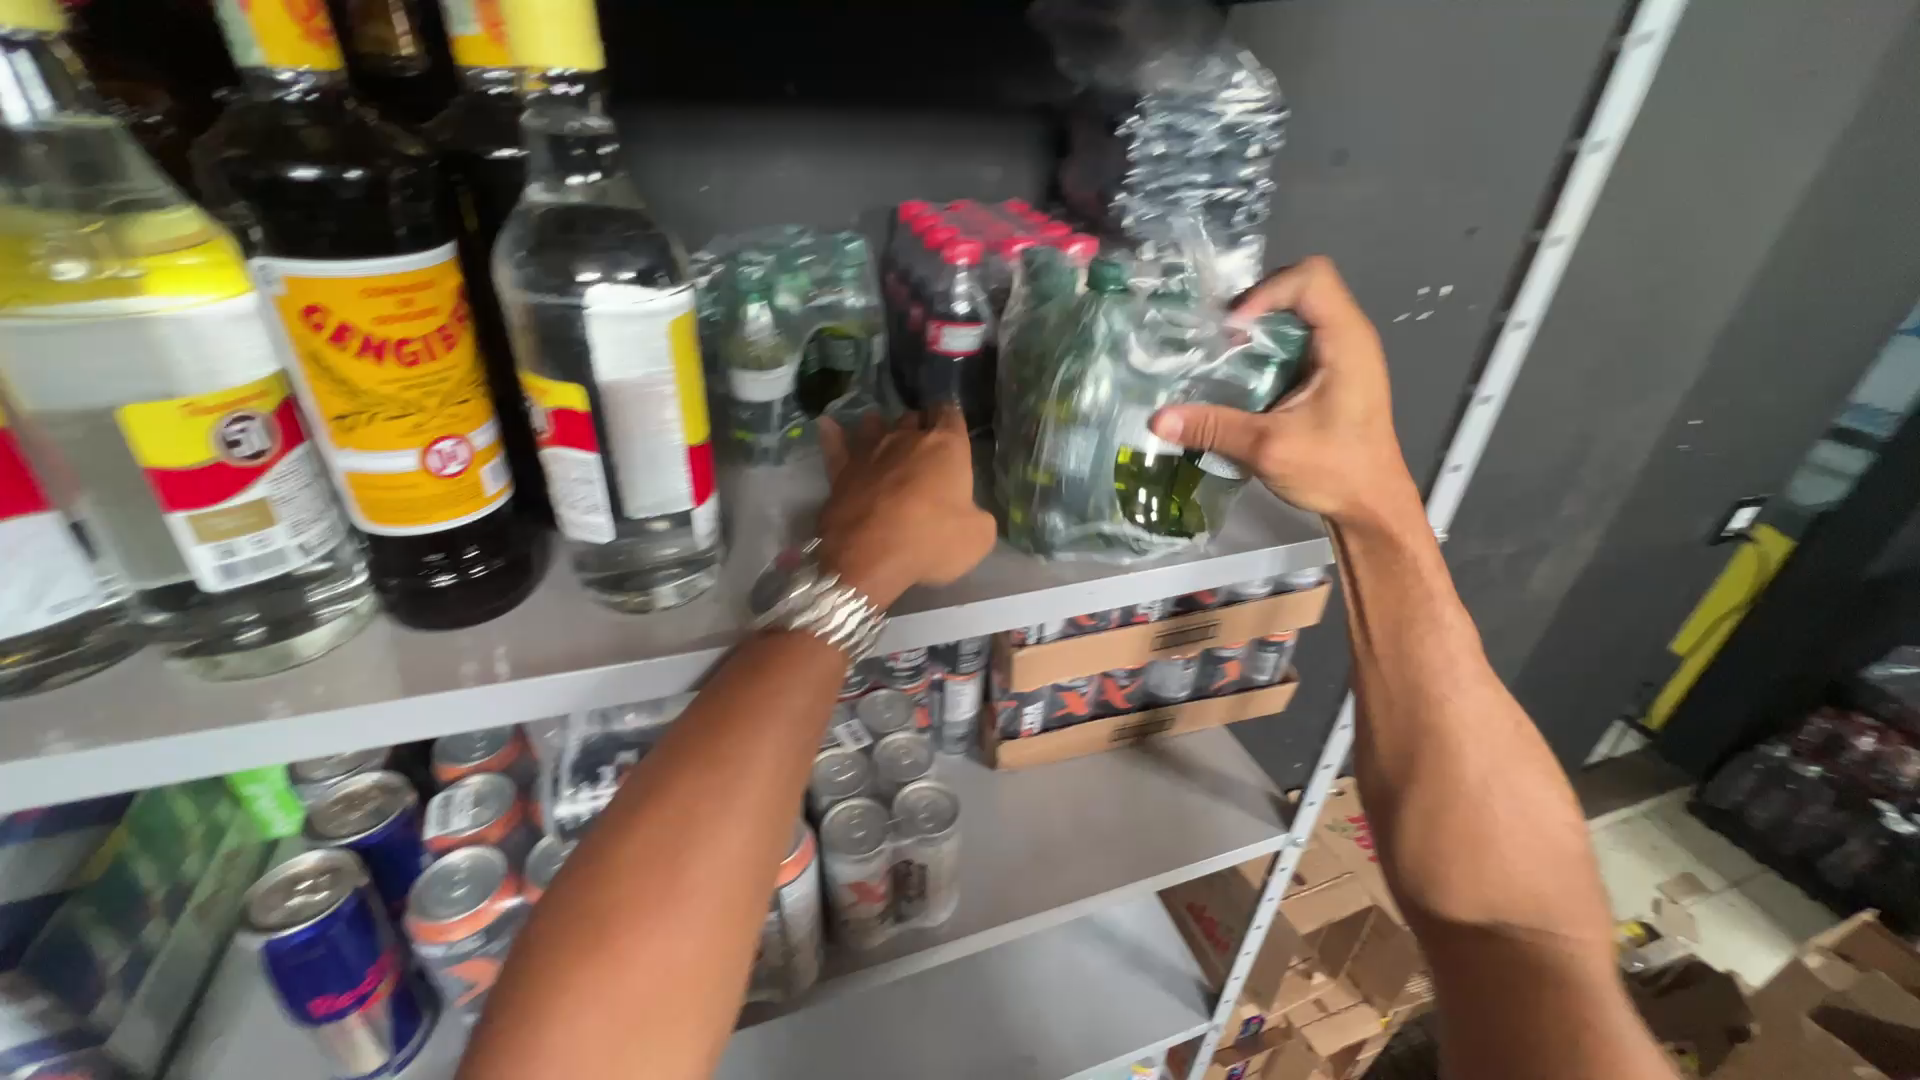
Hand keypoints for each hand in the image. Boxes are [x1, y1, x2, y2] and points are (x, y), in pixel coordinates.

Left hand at [816, 407, 996, 607]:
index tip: (952, 432)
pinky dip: (833, 435)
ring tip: (883, 434)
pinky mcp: (840, 471)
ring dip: (882, 428)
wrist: (868, 555)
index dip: (951, 420)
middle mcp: (906, 438)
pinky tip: (828, 426)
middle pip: (913, 418)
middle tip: (923, 446)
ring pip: (875, 425)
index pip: (950, 414)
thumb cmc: (930, 540)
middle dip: (919, 427)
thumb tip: (969, 512)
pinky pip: (835, 445)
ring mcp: (869, 451)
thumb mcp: (978, 537)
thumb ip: (977, 515)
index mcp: (946, 446)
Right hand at [1148, 256, 1421, 527]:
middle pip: (1297, 289)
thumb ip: (1213, 428)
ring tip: (1218, 357)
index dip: (1266, 290)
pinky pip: (1290, 345)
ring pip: (1291, 317)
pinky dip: (1260, 353)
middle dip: (1251, 308)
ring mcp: (1337, 356)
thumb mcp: (1268, 448)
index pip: (1311, 277)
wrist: (1370, 506)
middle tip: (1215, 340)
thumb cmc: (1335, 471)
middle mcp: (1346, 337)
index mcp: (1346, 341)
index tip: (1233, 328)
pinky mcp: (1325, 376)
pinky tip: (1235, 379)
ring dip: (1253, 333)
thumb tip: (1157, 420)